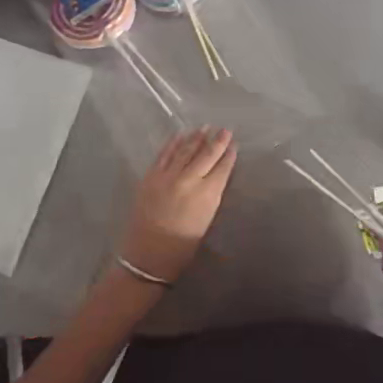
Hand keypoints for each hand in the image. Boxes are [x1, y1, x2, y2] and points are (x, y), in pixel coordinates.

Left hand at [119, 127, 237, 282]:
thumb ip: (210, 195)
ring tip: (205, 127)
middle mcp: (189, 180)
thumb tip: (214, 177)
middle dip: (216, 141)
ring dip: (196, 138)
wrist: (149, 255)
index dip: (228, 155)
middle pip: (205, 155)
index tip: (233, 144)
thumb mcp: (205, 220)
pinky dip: (174, 143)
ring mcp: (168, 176)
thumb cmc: (182, 246)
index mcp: (207, 195)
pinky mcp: (151, 176)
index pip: (222, 168)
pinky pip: (165, 154)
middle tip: (224, 129)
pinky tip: (180, 135)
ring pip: (185, 150)